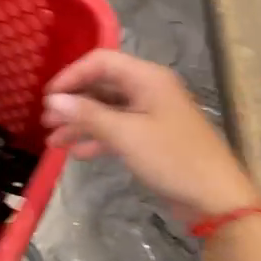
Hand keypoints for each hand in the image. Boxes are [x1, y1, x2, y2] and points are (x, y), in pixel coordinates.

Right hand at [43, 49, 260, 216]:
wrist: (215, 199)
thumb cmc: (172, 159)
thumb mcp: (126, 135)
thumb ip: (88, 115)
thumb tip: (53, 99)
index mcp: (147, 78)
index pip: (101, 61)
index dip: (71, 75)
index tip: (47, 97)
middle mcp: (149, 89)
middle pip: (103, 85)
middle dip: (73, 101)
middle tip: (45, 120)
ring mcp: (152, 114)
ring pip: (108, 109)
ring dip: (81, 122)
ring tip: (53, 140)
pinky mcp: (153, 138)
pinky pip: (118, 129)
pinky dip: (98, 138)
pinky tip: (76, 152)